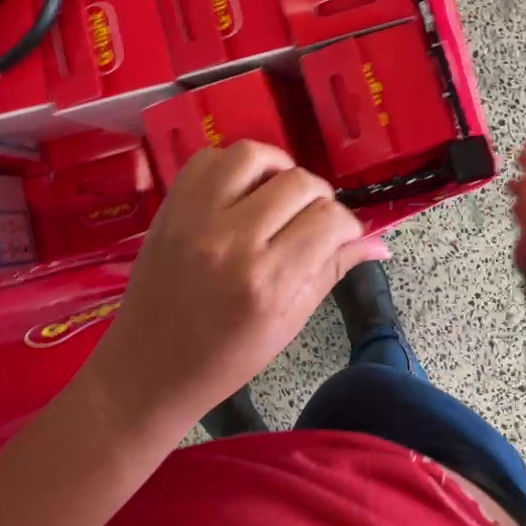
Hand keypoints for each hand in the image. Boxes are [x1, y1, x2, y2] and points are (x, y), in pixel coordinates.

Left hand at [86, 141, 389, 424]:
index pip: (329, 220)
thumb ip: (332, 270)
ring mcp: (195, 218)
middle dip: (319, 196)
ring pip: (253, 155)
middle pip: (299, 182)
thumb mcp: (289, 323)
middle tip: (312, 219)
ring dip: (277, 169)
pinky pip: (208, 158)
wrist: (147, 370)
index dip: (347, 223)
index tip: (343, 235)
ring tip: (277, 194)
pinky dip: (232, 167)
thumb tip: (379, 242)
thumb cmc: (225, 359)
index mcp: (267, 281)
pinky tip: (240, 191)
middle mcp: (232, 240)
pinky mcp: (170, 207)